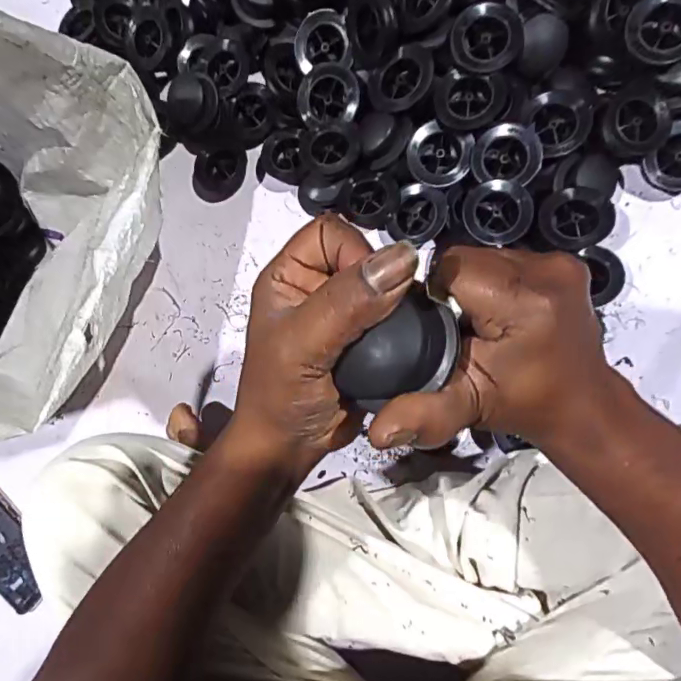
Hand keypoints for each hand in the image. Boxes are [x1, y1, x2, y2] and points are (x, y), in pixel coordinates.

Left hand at [169, 215, 418, 481]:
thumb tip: (397, 261)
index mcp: (288, 277)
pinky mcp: (365, 340)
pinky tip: (397, 344)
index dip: (355, 251)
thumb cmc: (277, 400)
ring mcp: (342, 315)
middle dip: (381, 280)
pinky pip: (395, 318)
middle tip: (383, 316)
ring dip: (396, 306)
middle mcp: (314, 289)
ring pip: (384, 286)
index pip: (330, 232)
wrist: (290, 448)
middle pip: (363, 255)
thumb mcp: (303, 346)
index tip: (370, 287)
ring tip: (391, 333)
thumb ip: (346, 303)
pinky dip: (402, 327)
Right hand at [368, 245, 627, 451]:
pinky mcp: (564, 264)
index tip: (435, 326)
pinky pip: (507, 260)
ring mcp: (560, 264)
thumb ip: (423, 412)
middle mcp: (547, 272)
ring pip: (485, 255)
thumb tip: (378, 431)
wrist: (582, 407)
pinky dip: (494, 283)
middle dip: (451, 289)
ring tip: (476, 323)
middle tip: (455, 329)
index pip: (449, 266)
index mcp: (524, 302)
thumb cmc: (529, 404)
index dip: (430, 293)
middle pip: (466, 257)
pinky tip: (496, 313)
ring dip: (471, 285)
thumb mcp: (468, 407)